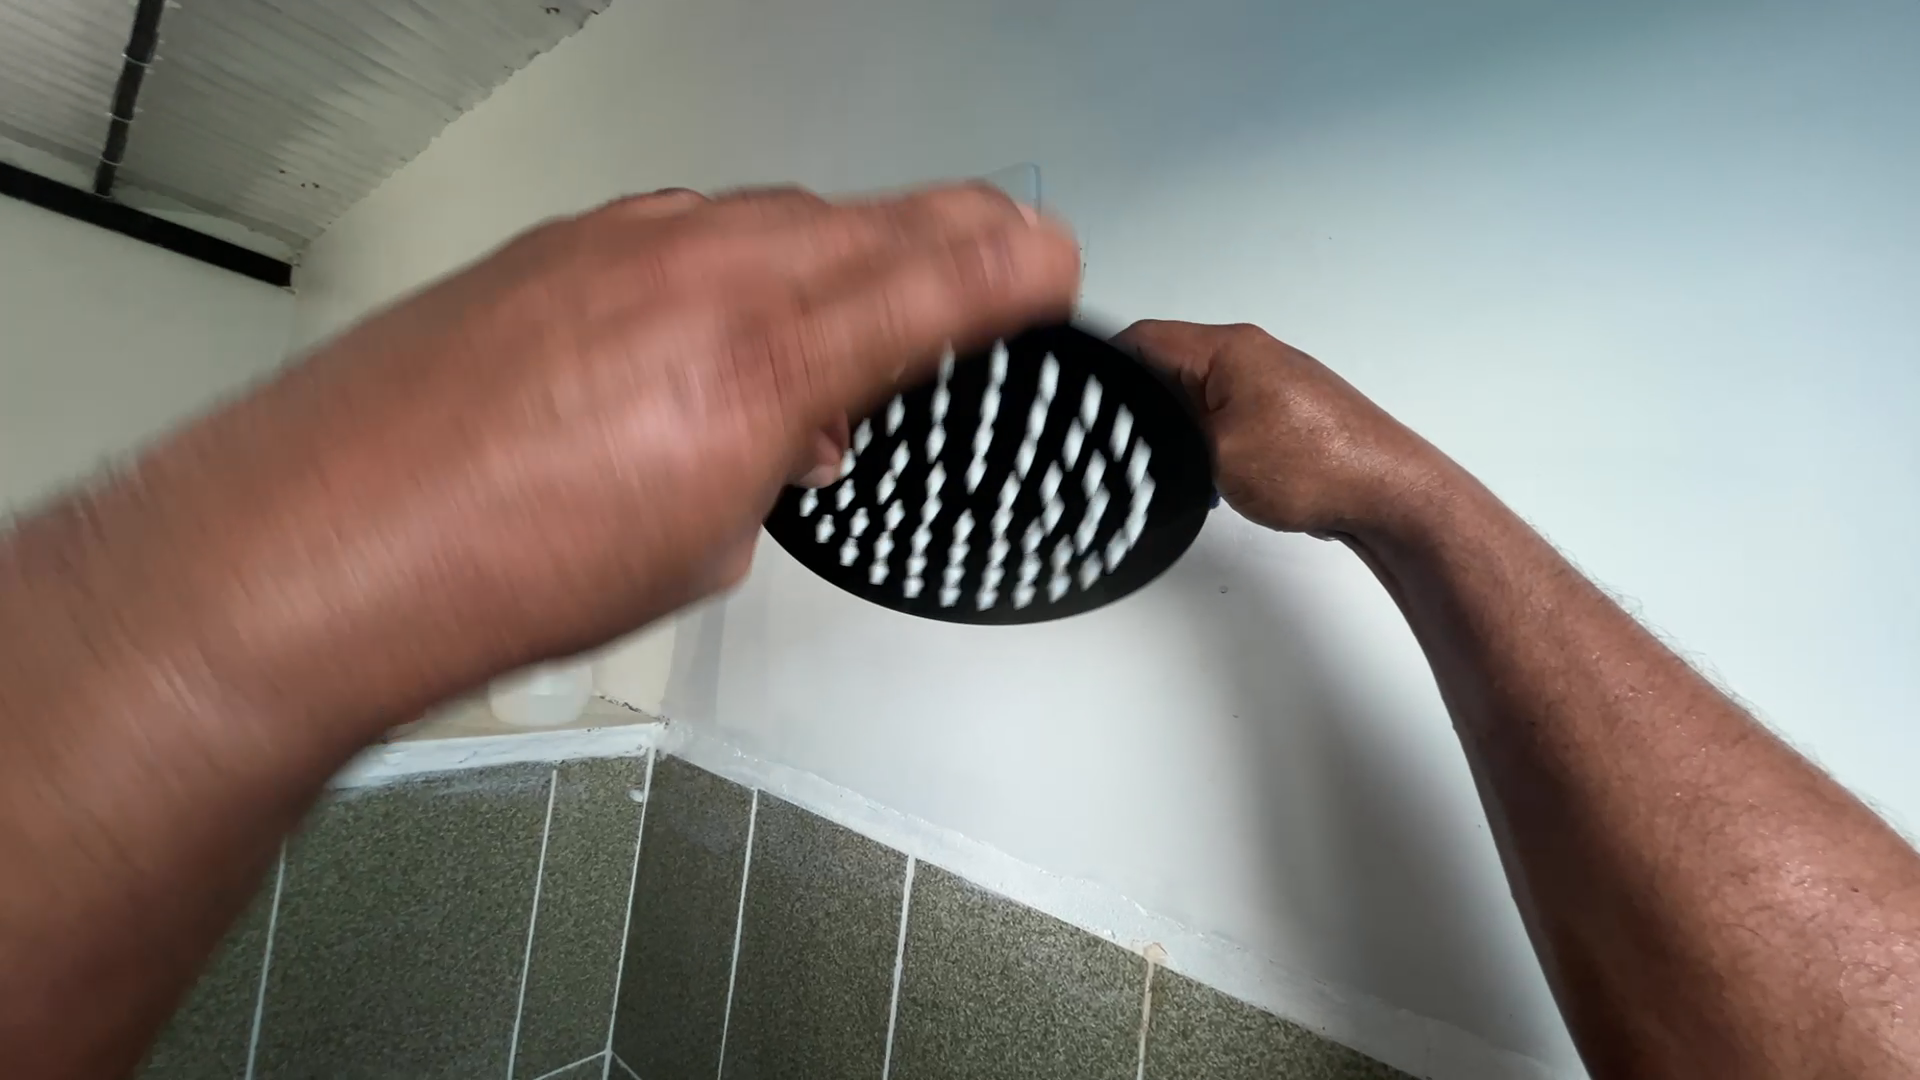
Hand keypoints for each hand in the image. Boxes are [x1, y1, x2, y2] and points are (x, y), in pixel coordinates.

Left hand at [98, 184, 1079, 718]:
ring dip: (860, 251)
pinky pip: (710, 228)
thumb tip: (803, 432)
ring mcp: (628, 244)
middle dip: (958, 234)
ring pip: (796, 218)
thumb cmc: (509, 572)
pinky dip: (762, 258)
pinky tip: (756, 300)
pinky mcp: (570, 244)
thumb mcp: (704, 542)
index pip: (924, 289)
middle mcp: (699, 278)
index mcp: (757, 367)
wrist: (322, 556)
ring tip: (892, 288)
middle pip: (875, 226)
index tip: (1051, 259)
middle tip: (1007, 241)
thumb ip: (778, 459)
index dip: (1007, 269)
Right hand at [1115, 321, 1441, 538]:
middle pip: (1168, 363)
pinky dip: (1205, 434)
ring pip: (1195, 391)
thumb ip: (1164, 434)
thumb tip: (1139, 430)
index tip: (1082, 397)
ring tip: (1166, 459)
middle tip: (1120, 439)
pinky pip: (1223, 410)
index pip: (1143, 336)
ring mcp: (1268, 379)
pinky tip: (1205, 470)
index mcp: (1228, 348)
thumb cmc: (1315, 466)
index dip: (1105, 364)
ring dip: (1176, 422)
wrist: (1389, 494)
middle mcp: (1249, 353)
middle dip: (1140, 400)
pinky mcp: (1281, 406)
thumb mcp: (1213, 454)